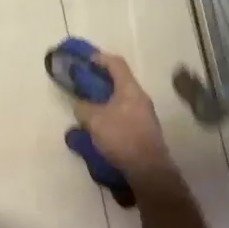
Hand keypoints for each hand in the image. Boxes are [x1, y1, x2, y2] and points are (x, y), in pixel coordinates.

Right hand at [74, 52, 174, 181]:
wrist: (148, 169)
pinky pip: (125, 115)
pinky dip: (112, 115)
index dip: (101, 58)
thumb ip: (83, 108)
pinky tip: (101, 129)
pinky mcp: (145, 131)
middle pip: (120, 82)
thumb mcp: (95, 120)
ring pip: (122, 100)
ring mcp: (145, 115)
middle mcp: (140, 97)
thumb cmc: (122, 137)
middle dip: (102, 82)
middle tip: (85, 85)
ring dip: (106, 101)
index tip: (86, 59)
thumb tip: (80, 105)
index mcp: (130, 88)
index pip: (116, 63)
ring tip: (90, 110)